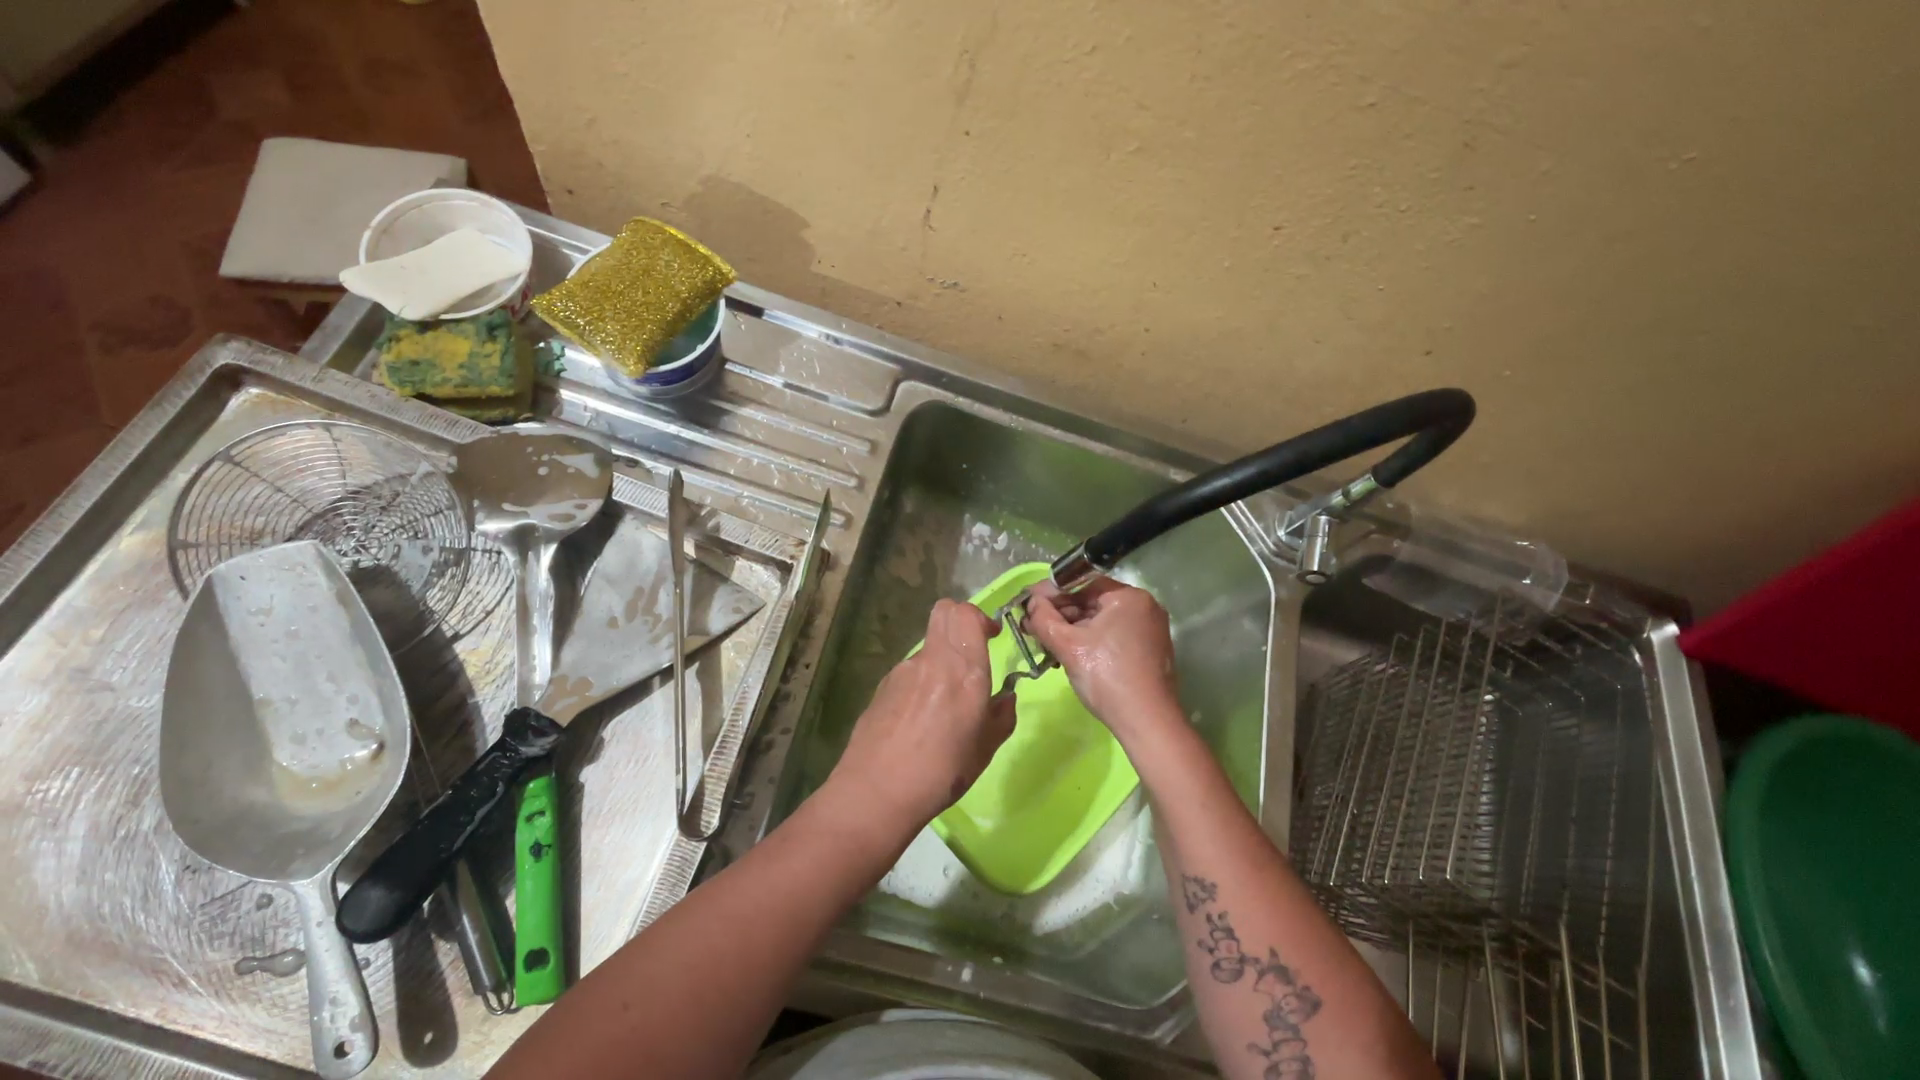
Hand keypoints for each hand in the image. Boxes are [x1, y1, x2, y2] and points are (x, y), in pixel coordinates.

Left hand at [826, 599, 1016, 833]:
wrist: (876, 792)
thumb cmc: (941, 772)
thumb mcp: (985, 749)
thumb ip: (1001, 717)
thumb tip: (1004, 699)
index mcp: (964, 671)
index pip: (966, 614)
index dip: (981, 618)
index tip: (992, 637)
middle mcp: (933, 660)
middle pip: (944, 612)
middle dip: (961, 621)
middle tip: (973, 650)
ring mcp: (902, 671)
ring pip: (927, 645)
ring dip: (941, 657)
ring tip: (945, 703)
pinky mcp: (882, 686)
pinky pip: (910, 671)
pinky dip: (921, 681)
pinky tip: (920, 719)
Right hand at [1025, 578, 1181, 741]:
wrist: (1146, 721)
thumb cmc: (1106, 677)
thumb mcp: (1068, 646)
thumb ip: (1044, 619)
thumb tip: (1031, 604)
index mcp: (1128, 597)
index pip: (1082, 583)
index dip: (1051, 593)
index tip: (1028, 605)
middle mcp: (1144, 606)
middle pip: (1091, 601)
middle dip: (1060, 614)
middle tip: (1032, 627)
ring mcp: (1149, 629)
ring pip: (1101, 621)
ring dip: (1072, 630)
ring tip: (1047, 644)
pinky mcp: (1148, 649)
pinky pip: (1113, 635)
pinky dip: (1090, 642)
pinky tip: (1070, 655)